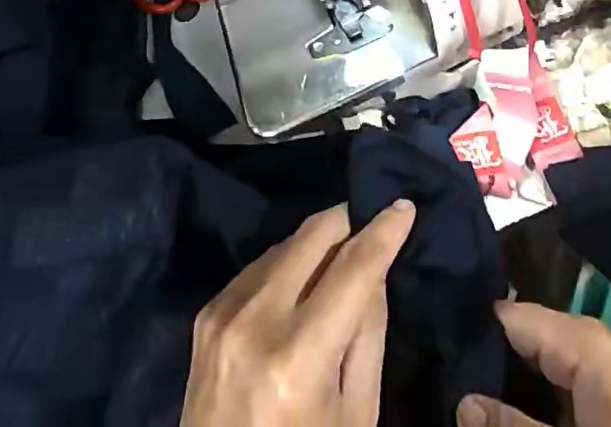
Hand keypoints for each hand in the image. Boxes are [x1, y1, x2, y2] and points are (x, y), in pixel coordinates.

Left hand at [180, 200, 415, 426]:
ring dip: (318, 243)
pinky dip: (288, 264)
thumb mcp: (356, 414)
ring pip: (285, 244)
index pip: (352, 270)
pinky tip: (302, 283)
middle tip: (372, 222)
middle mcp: (255, 321)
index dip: (382, 232)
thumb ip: (369, 332)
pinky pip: (259, 266)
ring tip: (340, 260)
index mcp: (298, 358)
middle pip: (312, 235)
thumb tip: (375, 266)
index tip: (404, 205)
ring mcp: (223, 313)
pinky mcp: (206, 312)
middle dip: (347, 220)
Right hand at [457, 301, 610, 426]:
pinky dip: (541, 398)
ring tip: (470, 397)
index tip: (433, 343)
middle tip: (446, 376)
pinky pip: (566, 386)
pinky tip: (515, 413)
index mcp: (581, 339)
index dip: (469, 330)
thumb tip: (461, 403)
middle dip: (488, 360)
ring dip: (513, 384)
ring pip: (544, 365)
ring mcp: (609, 372)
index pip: (507, 313)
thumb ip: (512, 425)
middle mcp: (593, 343)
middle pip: (524, 337)